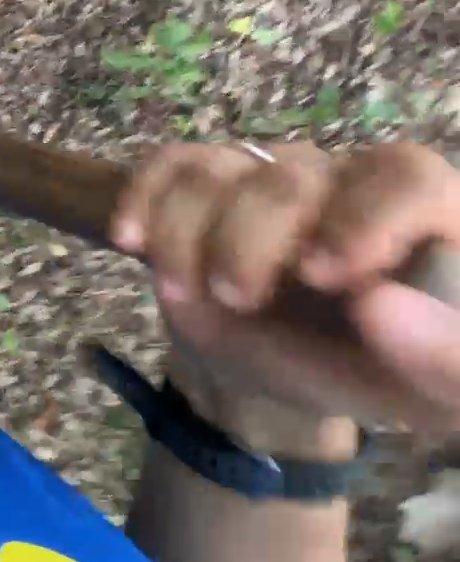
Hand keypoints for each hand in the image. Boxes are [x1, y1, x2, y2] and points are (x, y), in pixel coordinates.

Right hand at [111, 142, 459, 450]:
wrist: (272, 360)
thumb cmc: (360, 369)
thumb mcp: (426, 396)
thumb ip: (444, 367)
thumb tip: (383, 305)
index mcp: (428, 222)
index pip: (406, 178)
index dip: (364, 214)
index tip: (323, 275)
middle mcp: (344, 183)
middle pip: (288, 177)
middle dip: (247, 240)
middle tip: (235, 298)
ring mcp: (264, 173)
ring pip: (213, 172)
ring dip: (183, 235)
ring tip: (182, 292)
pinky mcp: (198, 177)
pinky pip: (164, 165)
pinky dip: (141, 200)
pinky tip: (133, 242)